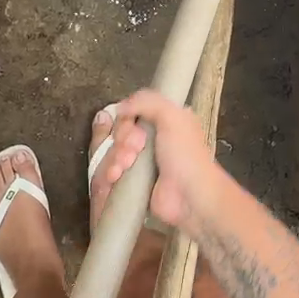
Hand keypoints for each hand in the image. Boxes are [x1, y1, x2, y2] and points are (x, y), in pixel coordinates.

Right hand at [102, 89, 224, 229]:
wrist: (187, 195)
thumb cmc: (184, 154)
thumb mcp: (173, 117)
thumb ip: (148, 101)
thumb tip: (121, 106)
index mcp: (166, 119)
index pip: (132, 111)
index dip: (127, 119)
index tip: (132, 127)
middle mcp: (153, 137)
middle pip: (120, 131)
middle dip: (122, 141)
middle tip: (134, 151)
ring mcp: (142, 160)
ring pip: (114, 151)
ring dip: (115, 157)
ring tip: (125, 166)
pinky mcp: (133, 180)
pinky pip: (112, 171)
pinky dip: (111, 172)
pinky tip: (116, 177)